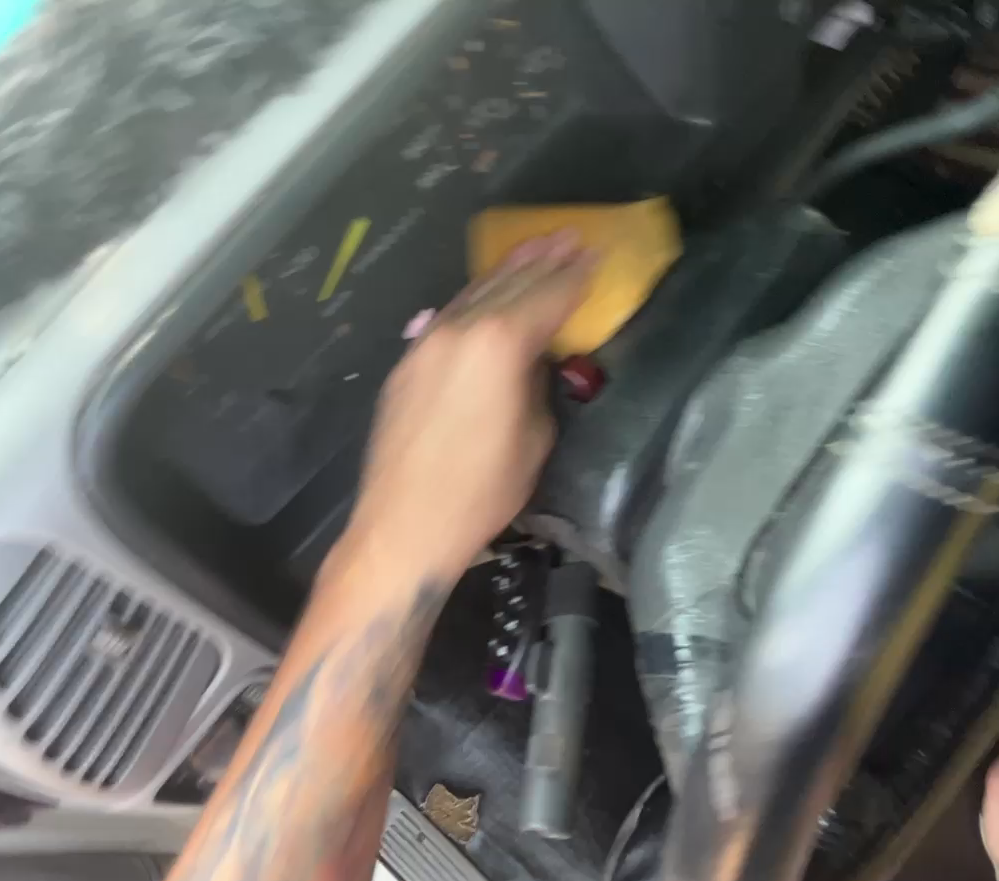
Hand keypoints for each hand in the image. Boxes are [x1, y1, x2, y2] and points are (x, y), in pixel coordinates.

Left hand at [344, 233, 593, 578]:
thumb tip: (532, 367)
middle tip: (568, 237)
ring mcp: (425, 344)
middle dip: (542, 261)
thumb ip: (536, 388)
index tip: (594, 254)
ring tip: (531, 252)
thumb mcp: (533, 441)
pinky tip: (484, 296)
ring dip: (504, 273)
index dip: (575, 277)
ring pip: (472, 296)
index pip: (547, 298)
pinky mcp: (406, 366)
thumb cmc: (480, 493)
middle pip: (508, 286)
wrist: (404, 525)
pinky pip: (446, 318)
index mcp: (499, 346)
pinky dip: (472, 301)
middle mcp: (459, 331)